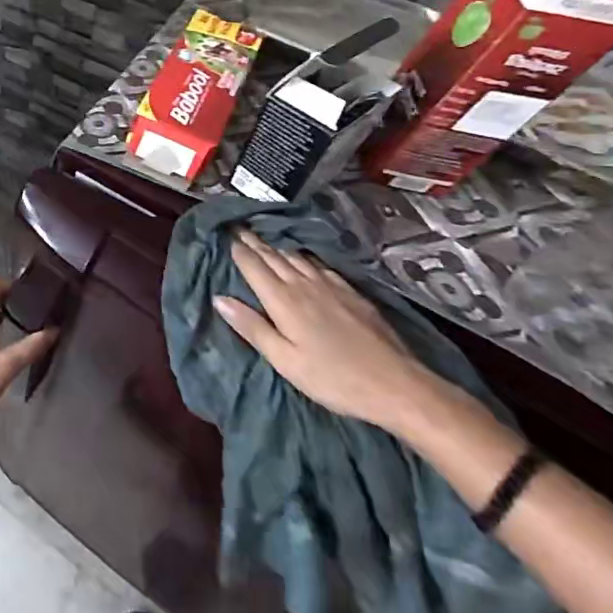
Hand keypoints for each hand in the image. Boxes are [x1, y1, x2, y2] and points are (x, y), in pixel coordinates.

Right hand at [215, 230, 457, 437]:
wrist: (394, 382)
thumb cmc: (332, 378)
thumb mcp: (285, 361)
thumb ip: (252, 327)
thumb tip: (219, 299)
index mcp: (284, 301)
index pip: (255, 267)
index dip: (240, 251)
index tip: (228, 237)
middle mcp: (304, 284)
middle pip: (274, 257)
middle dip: (255, 243)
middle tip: (240, 229)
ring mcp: (330, 285)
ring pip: (296, 258)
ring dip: (277, 247)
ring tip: (265, 240)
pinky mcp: (351, 291)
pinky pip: (319, 265)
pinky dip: (303, 257)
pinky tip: (304, 259)